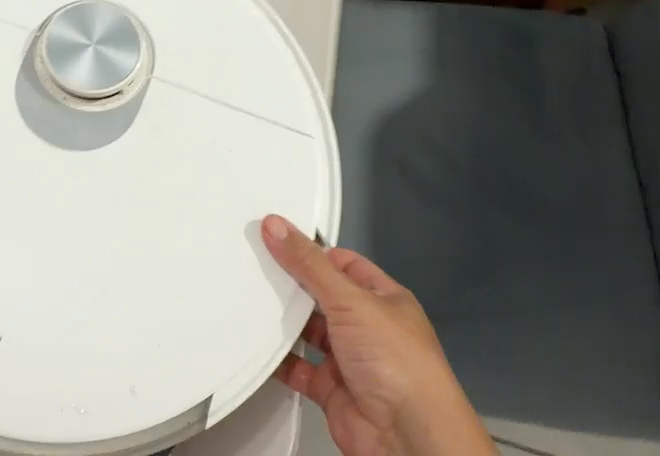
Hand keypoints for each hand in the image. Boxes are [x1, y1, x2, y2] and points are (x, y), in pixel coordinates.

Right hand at [263, 215, 493, 455]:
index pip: (342, 264)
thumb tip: (276, 225)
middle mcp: (368, 327)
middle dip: (294, 286)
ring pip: (310, 332)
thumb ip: (309, 264)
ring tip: (252, 300)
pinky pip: (299, 369)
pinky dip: (280, 360)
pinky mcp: (332, 389)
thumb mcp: (350, 299)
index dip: (312, 252)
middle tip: (257, 266)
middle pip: (322, 296)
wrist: (407, 438)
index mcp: (383, 299)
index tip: (276, 240)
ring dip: (285, 322)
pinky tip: (259, 346)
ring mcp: (350, 360)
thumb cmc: (396, 361)